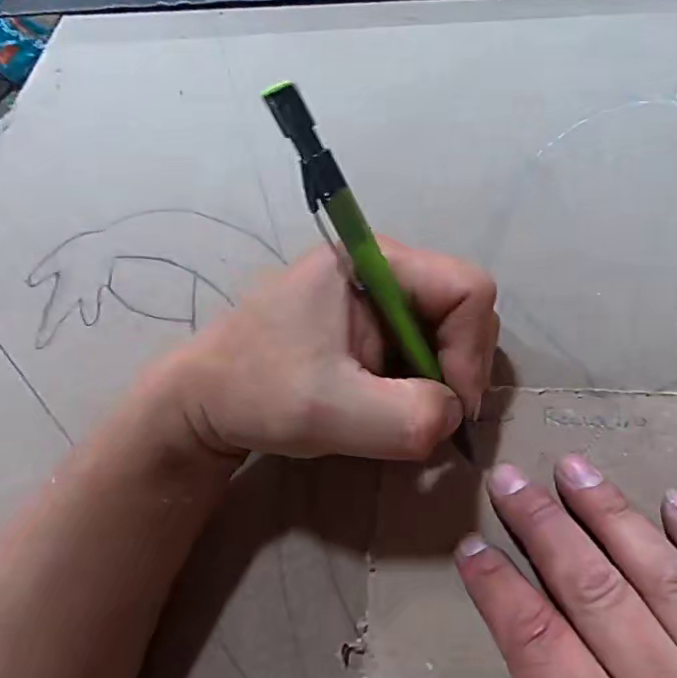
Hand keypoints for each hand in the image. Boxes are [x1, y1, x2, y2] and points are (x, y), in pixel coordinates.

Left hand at [169, 239, 497, 459]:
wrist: (205, 403)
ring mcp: (377, 295)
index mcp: (371, 260)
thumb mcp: (331, 411)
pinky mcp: (372, 324)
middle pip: (464, 307)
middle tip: (430, 416)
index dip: (471, 349)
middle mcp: (382, 268)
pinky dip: (423, 384)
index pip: (466, 288)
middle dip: (459, 367)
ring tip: (405, 415)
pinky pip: (425, 347)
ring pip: (449, 331)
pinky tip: (392, 407)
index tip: (449, 405)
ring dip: (441, 380)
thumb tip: (454, 414)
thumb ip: (408, 416)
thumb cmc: (257, 393)